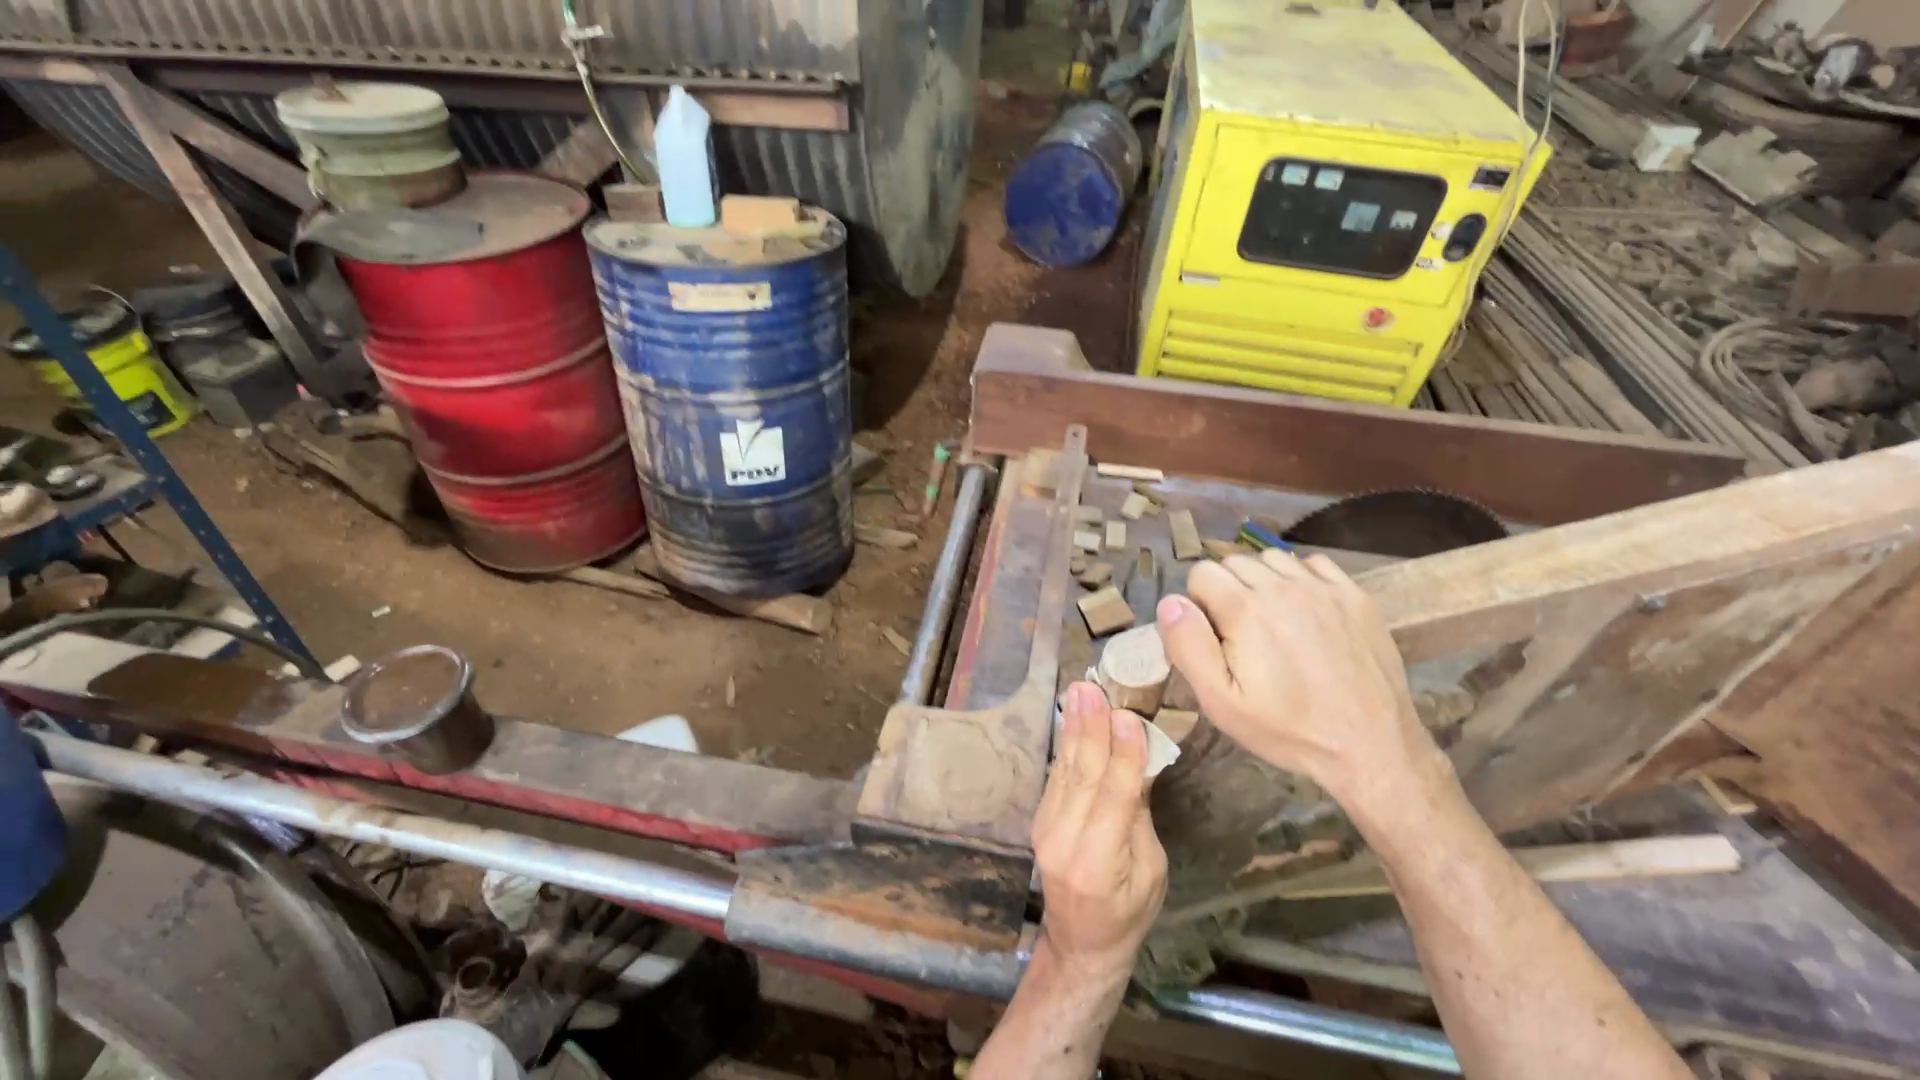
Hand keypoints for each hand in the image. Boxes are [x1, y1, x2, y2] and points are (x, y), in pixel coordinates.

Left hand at [1032, 682, 1168, 986]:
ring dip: (1074, 728)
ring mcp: (1046, 830)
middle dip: (1088, 728)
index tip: (1128, 717)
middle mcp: (1064, 841)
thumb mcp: (1151, 872)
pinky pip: (1058, 778)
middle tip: (1091, 688)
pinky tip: (1073, 719)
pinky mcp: (1040, 821)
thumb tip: (1138, 762)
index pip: (1114, 797)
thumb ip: (1140, 818)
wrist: (1081, 942)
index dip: (1123, 755)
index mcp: (1098, 862)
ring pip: (1065, 771)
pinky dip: (1067, 746)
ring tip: (1078, 692)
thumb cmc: (1128, 912)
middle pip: (1082, 776)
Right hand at [1154, 551, 1445, 808]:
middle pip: (1234, 563)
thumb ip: (1188, 647)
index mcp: (1244, 609)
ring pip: (1272, 560)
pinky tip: (1304, 613)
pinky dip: (1300, 579)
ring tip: (1270, 624)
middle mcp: (1283, 586)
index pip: (1201, 573)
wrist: (1371, 745)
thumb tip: (1170, 603)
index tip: (1212, 638)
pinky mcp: (1354, 596)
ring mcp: (1323, 588)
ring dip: (1262, 582)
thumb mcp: (1221, 702)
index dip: (1197, 604)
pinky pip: (1314, 564)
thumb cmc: (1288, 728)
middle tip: (1239, 636)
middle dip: (1226, 591)